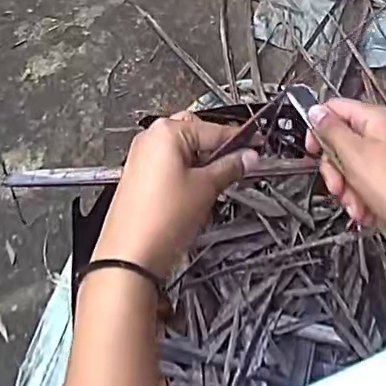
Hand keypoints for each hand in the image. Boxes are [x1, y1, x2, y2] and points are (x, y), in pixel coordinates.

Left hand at [93, 112, 252, 277]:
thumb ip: (230, 167)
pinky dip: (187, 173)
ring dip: (204, 163)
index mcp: (166, 132)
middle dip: (219, 150)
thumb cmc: (158, 221)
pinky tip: (197, 192)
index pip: (214, 129)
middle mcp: (150, 138)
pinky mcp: (139, 176)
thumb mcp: (206, 189)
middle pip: (196, 134)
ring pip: (183, 150)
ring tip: (218, 184)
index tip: (256, 146)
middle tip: (240, 165)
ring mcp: (142, 157)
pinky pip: (170, 165)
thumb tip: (247, 157)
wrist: (130, 256)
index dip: (240, 139)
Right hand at [306, 98, 385, 245]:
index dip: (318, 129)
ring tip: (356, 203)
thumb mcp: (353, 154)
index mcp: (374, 119)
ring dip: (347, 189)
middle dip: (334, 169)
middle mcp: (382, 134)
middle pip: (340, 142)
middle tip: (338, 183)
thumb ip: (330, 130)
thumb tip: (315, 110)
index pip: (333, 109)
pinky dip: (360, 200)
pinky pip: (363, 184)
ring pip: (350, 167)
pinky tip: (366, 211)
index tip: (312, 149)